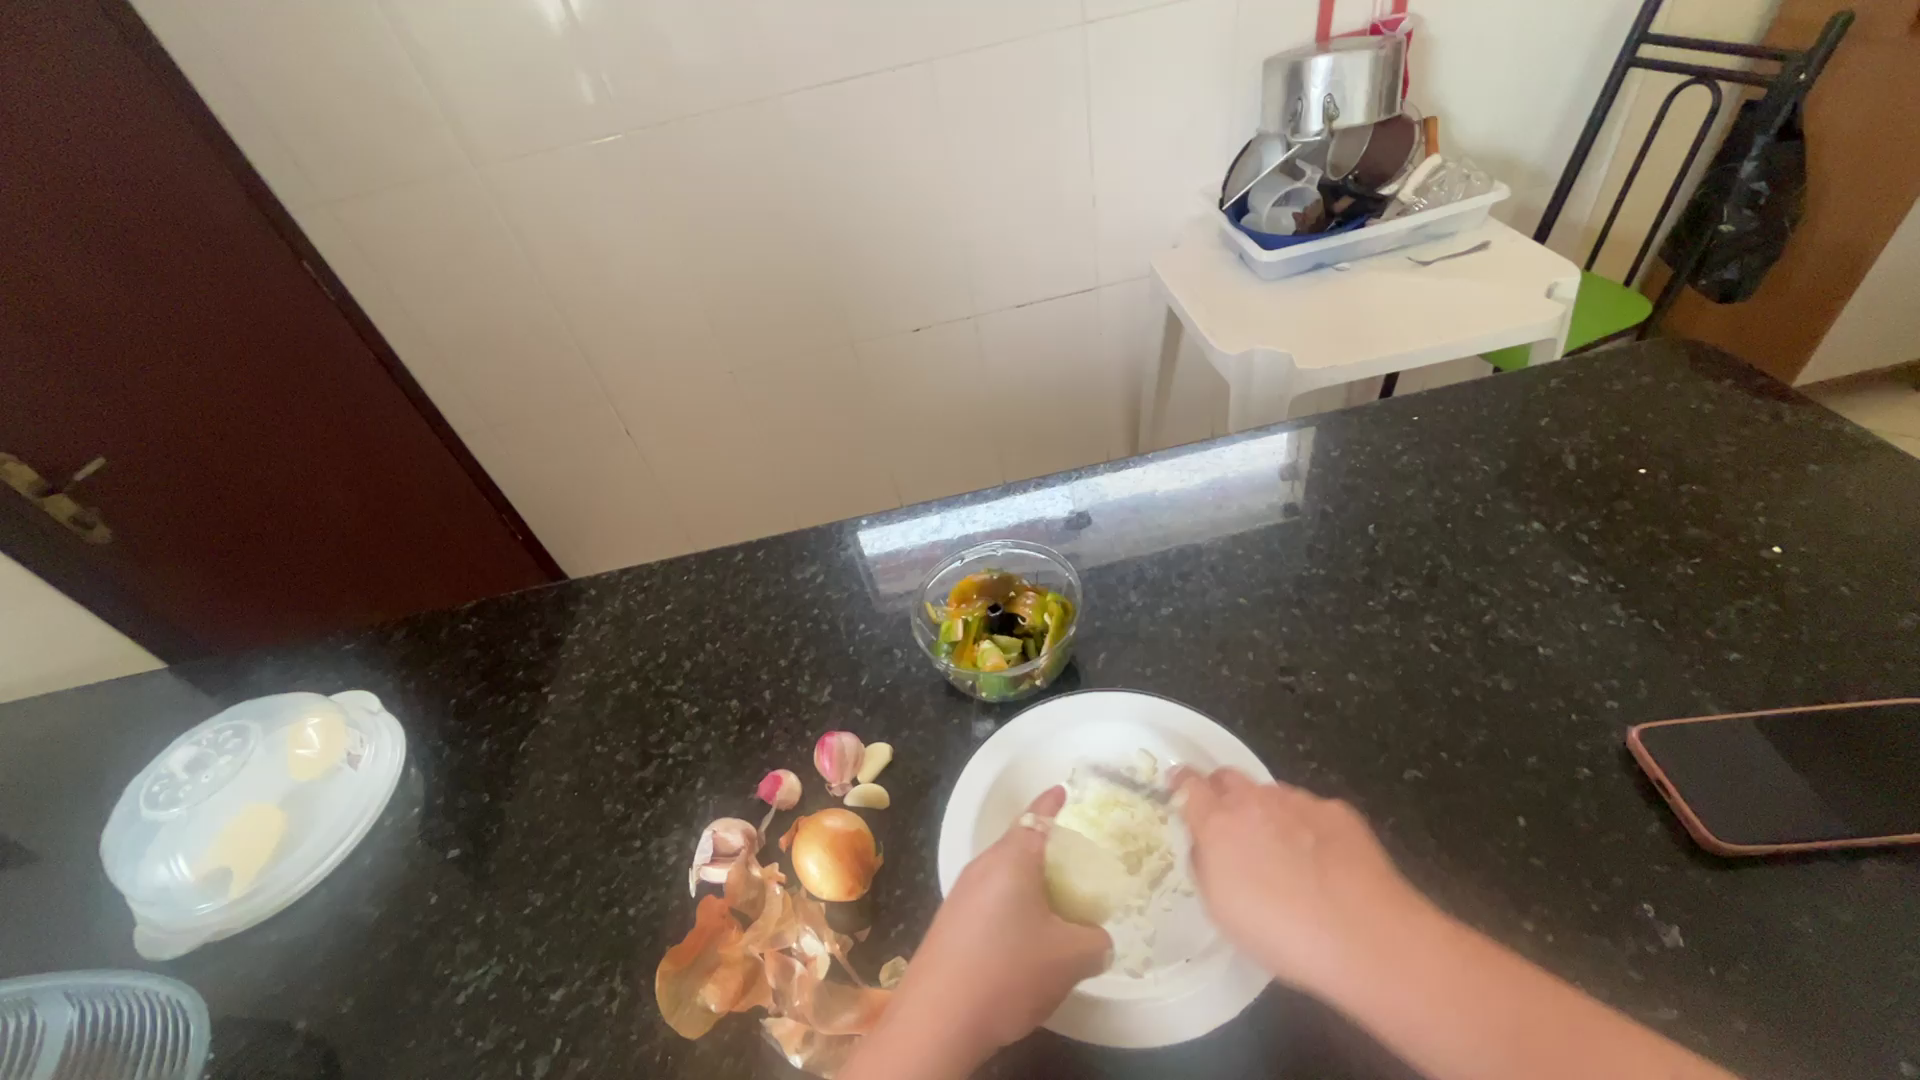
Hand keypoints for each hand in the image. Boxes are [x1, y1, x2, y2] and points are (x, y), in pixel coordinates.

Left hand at [848, 787, 1109, 1076]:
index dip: (1051, 803)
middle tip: (1077, 868)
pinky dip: (1012, 913)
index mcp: (1010, 860)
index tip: (1061, 790)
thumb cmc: (1008, 971)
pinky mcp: (950, 926)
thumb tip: (1096, 939)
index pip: (1035, 818)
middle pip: (1018, 848)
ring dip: (1030, 889)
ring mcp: (960, 897)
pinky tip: (1025, 947)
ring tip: (1057, 914)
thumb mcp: (1070, 958)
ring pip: (1003, 879)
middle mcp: (981, 868)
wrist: (937, 1019)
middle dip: (1046, 854)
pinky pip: (989, 905)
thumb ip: (1095, 941)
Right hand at [1176, 767, 1427, 991]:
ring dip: (1265, 812)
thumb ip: (1205, 865)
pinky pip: (1310, 809)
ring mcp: (1299, 801)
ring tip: (1284, 855)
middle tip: (1229, 828)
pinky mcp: (1337, 811)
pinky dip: (1306, 826)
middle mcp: (1254, 801)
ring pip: (1270, 794)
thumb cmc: (1282, 933)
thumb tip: (1205, 846)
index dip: (1180, 785)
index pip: (1187, 783)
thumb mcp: (1220, 910)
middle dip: (1222, 794)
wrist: (1366, 937)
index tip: (1178, 792)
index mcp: (1217, 823)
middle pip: (1227, 777)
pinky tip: (1322, 861)